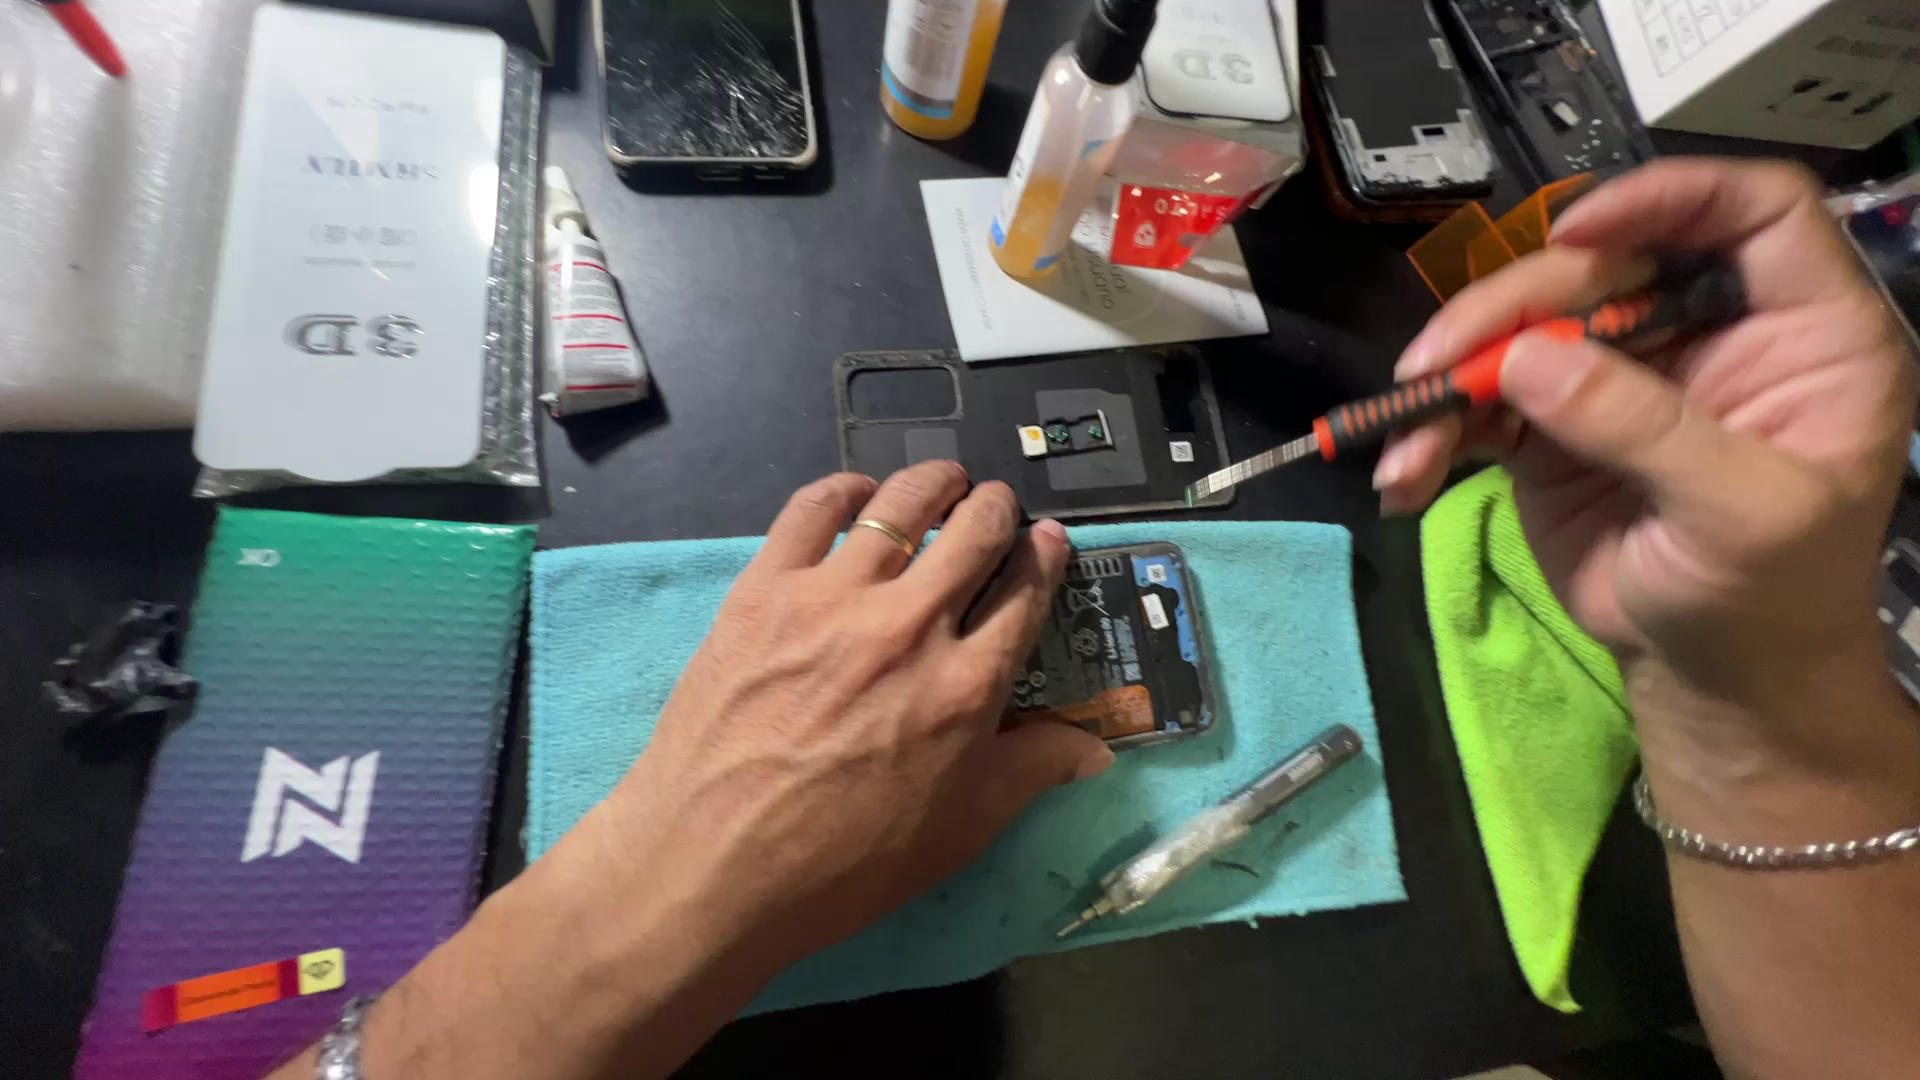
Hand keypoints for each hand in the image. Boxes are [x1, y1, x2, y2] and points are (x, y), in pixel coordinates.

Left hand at [589, 462, 1112, 967]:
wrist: (712, 864)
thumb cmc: (847, 860)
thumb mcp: (961, 828)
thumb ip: (1032, 771)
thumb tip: (1097, 749)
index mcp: (966, 684)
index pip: (1026, 591)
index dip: (1045, 555)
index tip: (1047, 539)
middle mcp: (910, 625)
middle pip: (974, 531)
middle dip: (997, 508)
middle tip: (995, 508)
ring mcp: (834, 599)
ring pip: (902, 505)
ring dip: (936, 482)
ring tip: (944, 483)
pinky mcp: (767, 588)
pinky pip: (813, 509)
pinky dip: (845, 489)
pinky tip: (859, 493)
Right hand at [1375, 159, 1915, 764]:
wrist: (1697, 663)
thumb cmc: (1765, 590)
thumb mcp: (1737, 510)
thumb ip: (1643, 426)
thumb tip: (1527, 359)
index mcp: (1788, 335)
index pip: (1746, 218)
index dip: (1667, 199)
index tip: (1572, 233)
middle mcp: (1689, 341)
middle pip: (1586, 281)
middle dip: (1495, 320)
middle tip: (1426, 367)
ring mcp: (1602, 386)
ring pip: (1508, 346)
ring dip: (1440, 394)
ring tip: (1402, 453)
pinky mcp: (1537, 434)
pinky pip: (1469, 414)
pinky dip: (1427, 445)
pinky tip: (1402, 483)